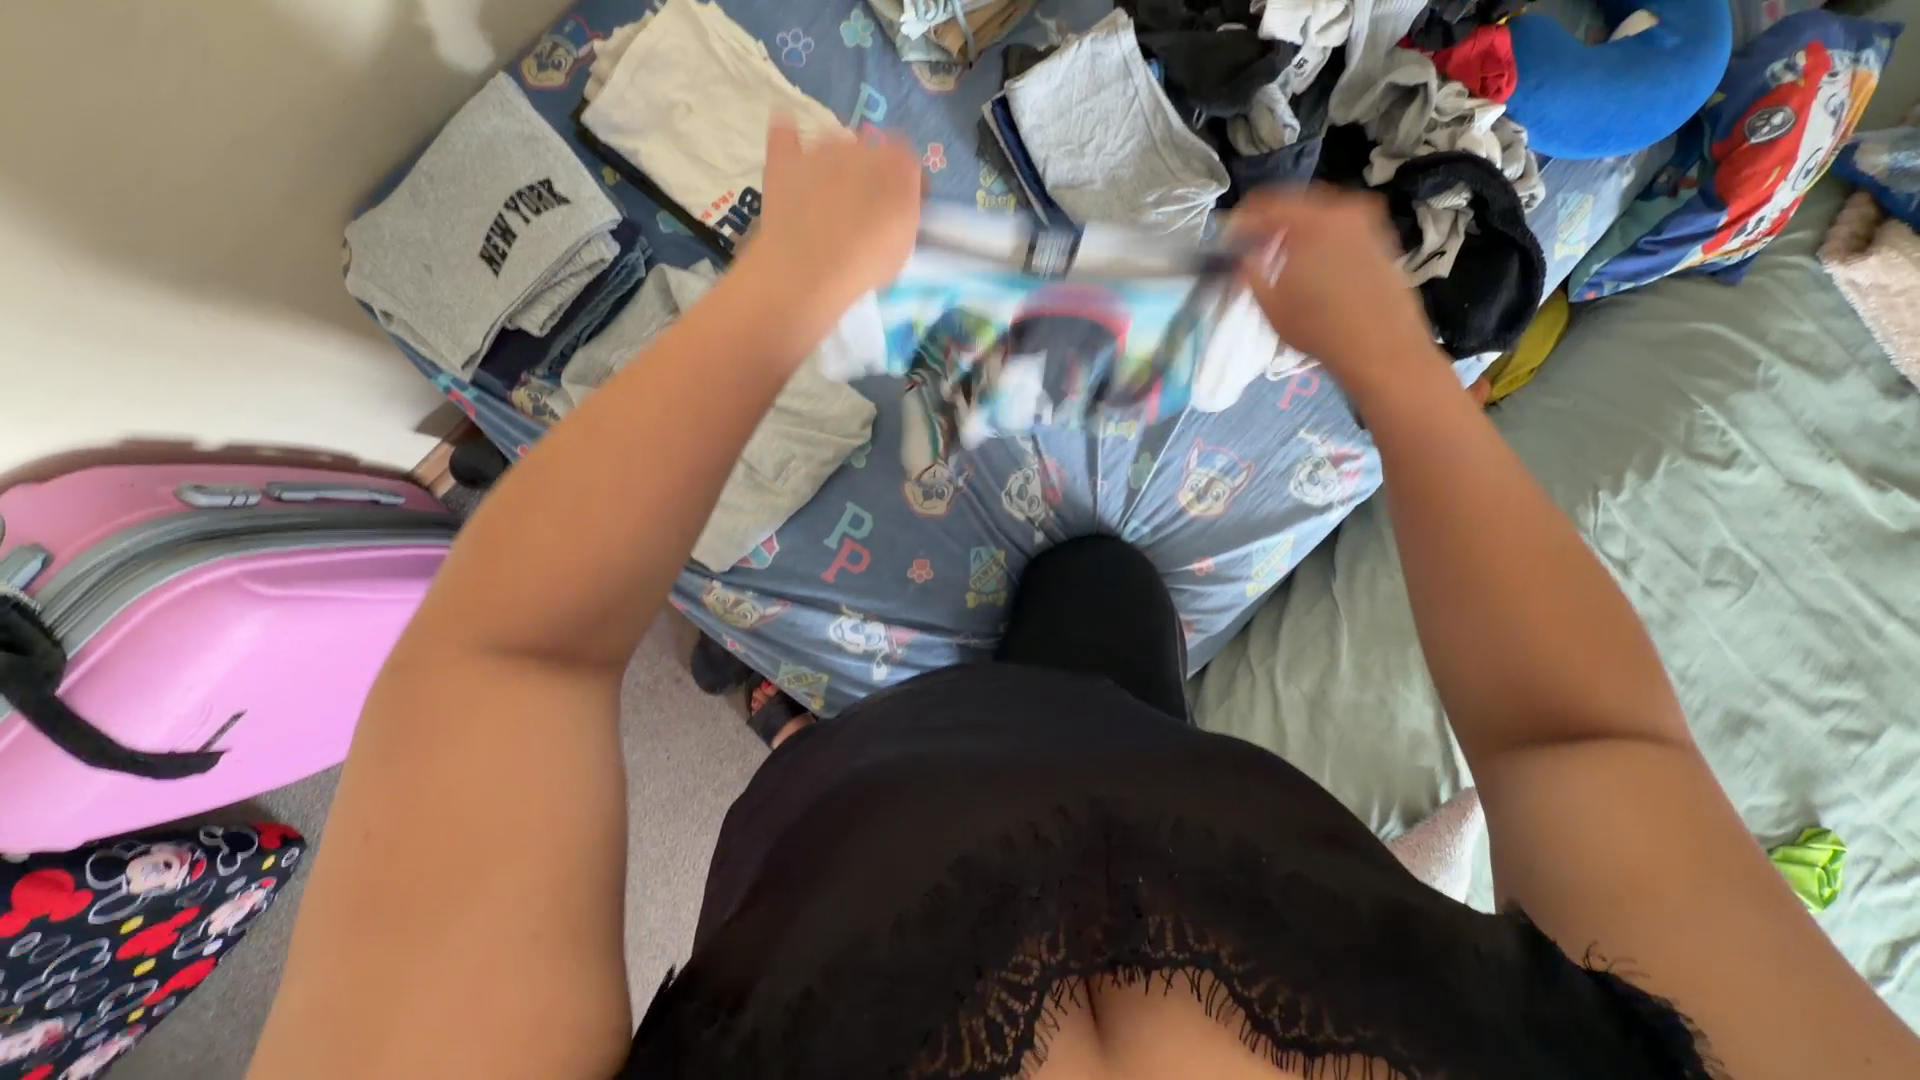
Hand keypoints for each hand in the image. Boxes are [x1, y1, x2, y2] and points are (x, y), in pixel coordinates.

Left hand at [747, 118, 922, 311]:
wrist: (809, 270)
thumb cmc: (865, 263)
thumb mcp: (903, 244)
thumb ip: (906, 212)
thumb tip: (900, 203)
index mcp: (898, 165)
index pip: (908, 160)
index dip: (906, 182)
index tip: (903, 206)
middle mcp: (861, 146)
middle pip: (870, 150)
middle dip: (869, 172)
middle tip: (864, 207)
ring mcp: (819, 149)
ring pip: (833, 143)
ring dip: (835, 163)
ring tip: (830, 197)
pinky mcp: (784, 160)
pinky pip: (784, 133)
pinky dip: (789, 138)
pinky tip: (790, 145)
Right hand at [1230, 187, 1443, 396]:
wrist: (1382, 347)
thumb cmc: (1320, 329)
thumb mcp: (1272, 306)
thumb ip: (1251, 273)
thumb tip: (1242, 259)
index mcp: (1311, 221)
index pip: (1265, 204)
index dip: (1241, 219)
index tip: (1228, 237)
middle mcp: (1342, 211)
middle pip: (1296, 203)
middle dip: (1271, 223)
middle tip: (1254, 244)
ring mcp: (1367, 223)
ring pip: (1321, 215)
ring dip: (1297, 230)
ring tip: (1282, 255)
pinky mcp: (1381, 240)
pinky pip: (1341, 228)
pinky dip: (1322, 238)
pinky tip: (1313, 263)